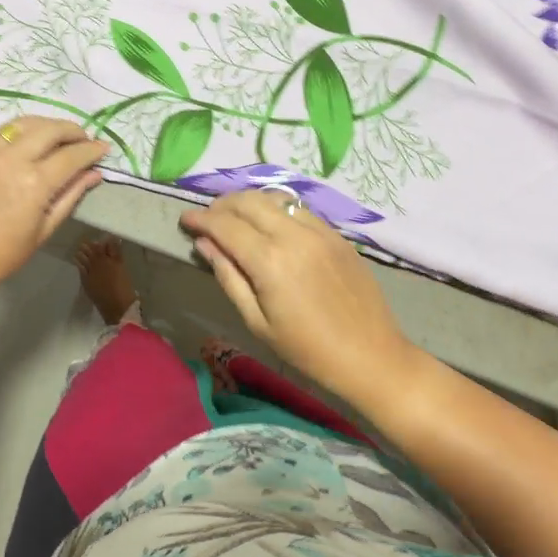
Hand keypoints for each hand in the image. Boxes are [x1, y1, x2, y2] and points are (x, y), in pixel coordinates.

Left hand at [0, 117, 109, 297]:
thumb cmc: (1, 256)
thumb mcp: (43, 231)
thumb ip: (70, 196)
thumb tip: (94, 173)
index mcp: (34, 183)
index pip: (71, 156)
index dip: (91, 150)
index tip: (103, 148)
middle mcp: (10, 159)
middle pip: (50, 129)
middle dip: (72, 130)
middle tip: (83, 138)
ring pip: (23, 123)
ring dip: (46, 124)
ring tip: (57, 135)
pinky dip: (19, 131)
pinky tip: (26, 142)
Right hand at [181, 190, 426, 415]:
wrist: (372, 357)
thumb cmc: (307, 350)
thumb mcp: (257, 321)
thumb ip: (228, 276)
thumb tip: (205, 244)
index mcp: (270, 261)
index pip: (225, 225)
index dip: (200, 219)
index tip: (185, 220)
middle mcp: (293, 236)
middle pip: (248, 201)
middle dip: (222, 204)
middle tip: (207, 218)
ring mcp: (319, 231)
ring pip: (274, 199)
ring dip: (248, 202)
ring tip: (235, 216)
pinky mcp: (337, 236)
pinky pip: (299, 210)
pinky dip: (276, 209)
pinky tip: (269, 225)